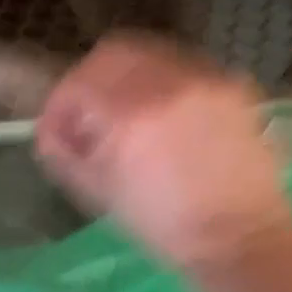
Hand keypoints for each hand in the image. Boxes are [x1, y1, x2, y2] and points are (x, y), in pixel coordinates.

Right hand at [33, 32, 291, 270]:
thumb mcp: (99, 193)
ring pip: (150, 53)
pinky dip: (161, 82)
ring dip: (126, 76)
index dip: (58, 105)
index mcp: (129, 116)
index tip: (56, 128)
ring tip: (124, 112)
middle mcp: (168, 85)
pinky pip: (183, 67)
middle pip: (113, 53)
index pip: (77, 84)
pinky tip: (161, 115)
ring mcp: (204, 81)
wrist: (239, 239)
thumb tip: (52, 132)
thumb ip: (66, 154)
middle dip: (90, 79)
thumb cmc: (162, 226)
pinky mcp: (231, 87)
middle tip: (87, 112)